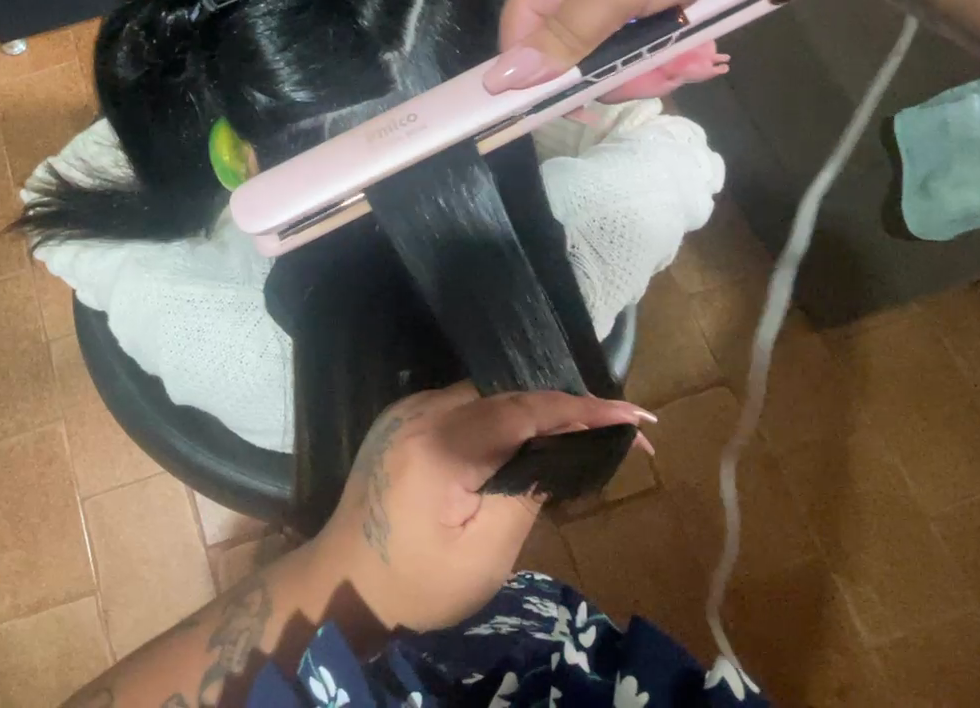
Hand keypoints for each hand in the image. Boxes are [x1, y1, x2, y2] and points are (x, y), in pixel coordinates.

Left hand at [306, 382, 654, 631]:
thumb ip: (525, 494)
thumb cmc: (418, 583)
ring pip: (484, 396)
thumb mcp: (484, 554)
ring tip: (582, 432)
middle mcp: (419, 413)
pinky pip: (461, 406)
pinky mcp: (399, 420)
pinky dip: (499, 416)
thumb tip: (560, 451)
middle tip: (618, 429)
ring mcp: (405, 412)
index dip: (582, 409)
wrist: (343, 579)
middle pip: (505, 396)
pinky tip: (526, 437)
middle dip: (563, 409)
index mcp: (439, 446)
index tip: (636, 417)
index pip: (523, 410)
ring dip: (531, 411)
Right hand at [487, 0, 788, 92]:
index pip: (520, 36)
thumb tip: (498, 81)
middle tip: (654, 84)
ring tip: (693, 69)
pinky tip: (702, 57)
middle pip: (572, 51)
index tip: (570, 108)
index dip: (535, 76)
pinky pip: (650, 38)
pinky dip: (672, 53)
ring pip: (615, 50)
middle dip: (611, 74)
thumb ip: (557, 42)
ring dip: (650, 68)